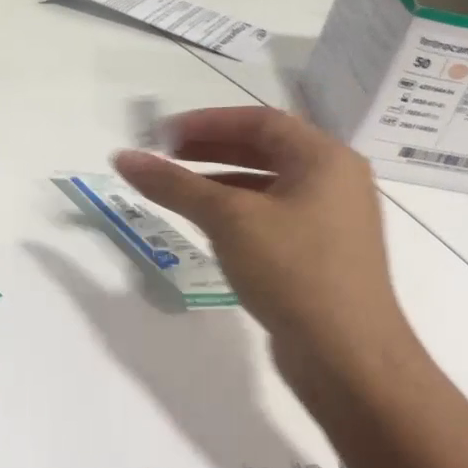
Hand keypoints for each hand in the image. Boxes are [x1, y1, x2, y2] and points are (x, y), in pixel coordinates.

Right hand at [111, 106, 413, 382]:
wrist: (345, 347)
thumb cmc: (292, 268)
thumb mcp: (225, 218)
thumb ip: (171, 184)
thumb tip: (122, 157)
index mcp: (325, 161)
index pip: (260, 121)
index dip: (206, 121)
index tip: (158, 134)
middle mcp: (334, 181)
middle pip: (264, 147)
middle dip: (208, 146)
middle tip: (160, 155)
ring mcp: (328, 216)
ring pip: (262, 180)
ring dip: (214, 175)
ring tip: (170, 187)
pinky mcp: (315, 247)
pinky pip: (266, 209)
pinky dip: (229, 204)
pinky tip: (200, 221)